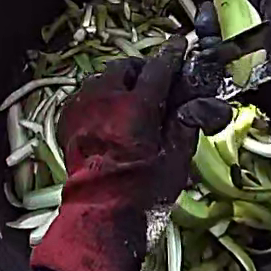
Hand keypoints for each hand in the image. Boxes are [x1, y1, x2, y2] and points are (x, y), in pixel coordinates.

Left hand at [30, 37, 195, 270]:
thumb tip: (203, 103)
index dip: (172, 55)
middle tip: (155, 84)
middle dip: (141, 70)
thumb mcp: (175, 161)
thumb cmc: (141, 197)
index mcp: (136, 108)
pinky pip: (85, 98)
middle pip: (125, 68)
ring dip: (119, 83)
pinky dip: (99, 99)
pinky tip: (109, 117)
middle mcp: (105, 101)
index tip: (180, 45)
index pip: (158, 68)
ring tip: (132, 101)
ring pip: (102, 80)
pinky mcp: (67, 123)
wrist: (97, 224)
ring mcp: (81, 111)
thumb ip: (187, 124)